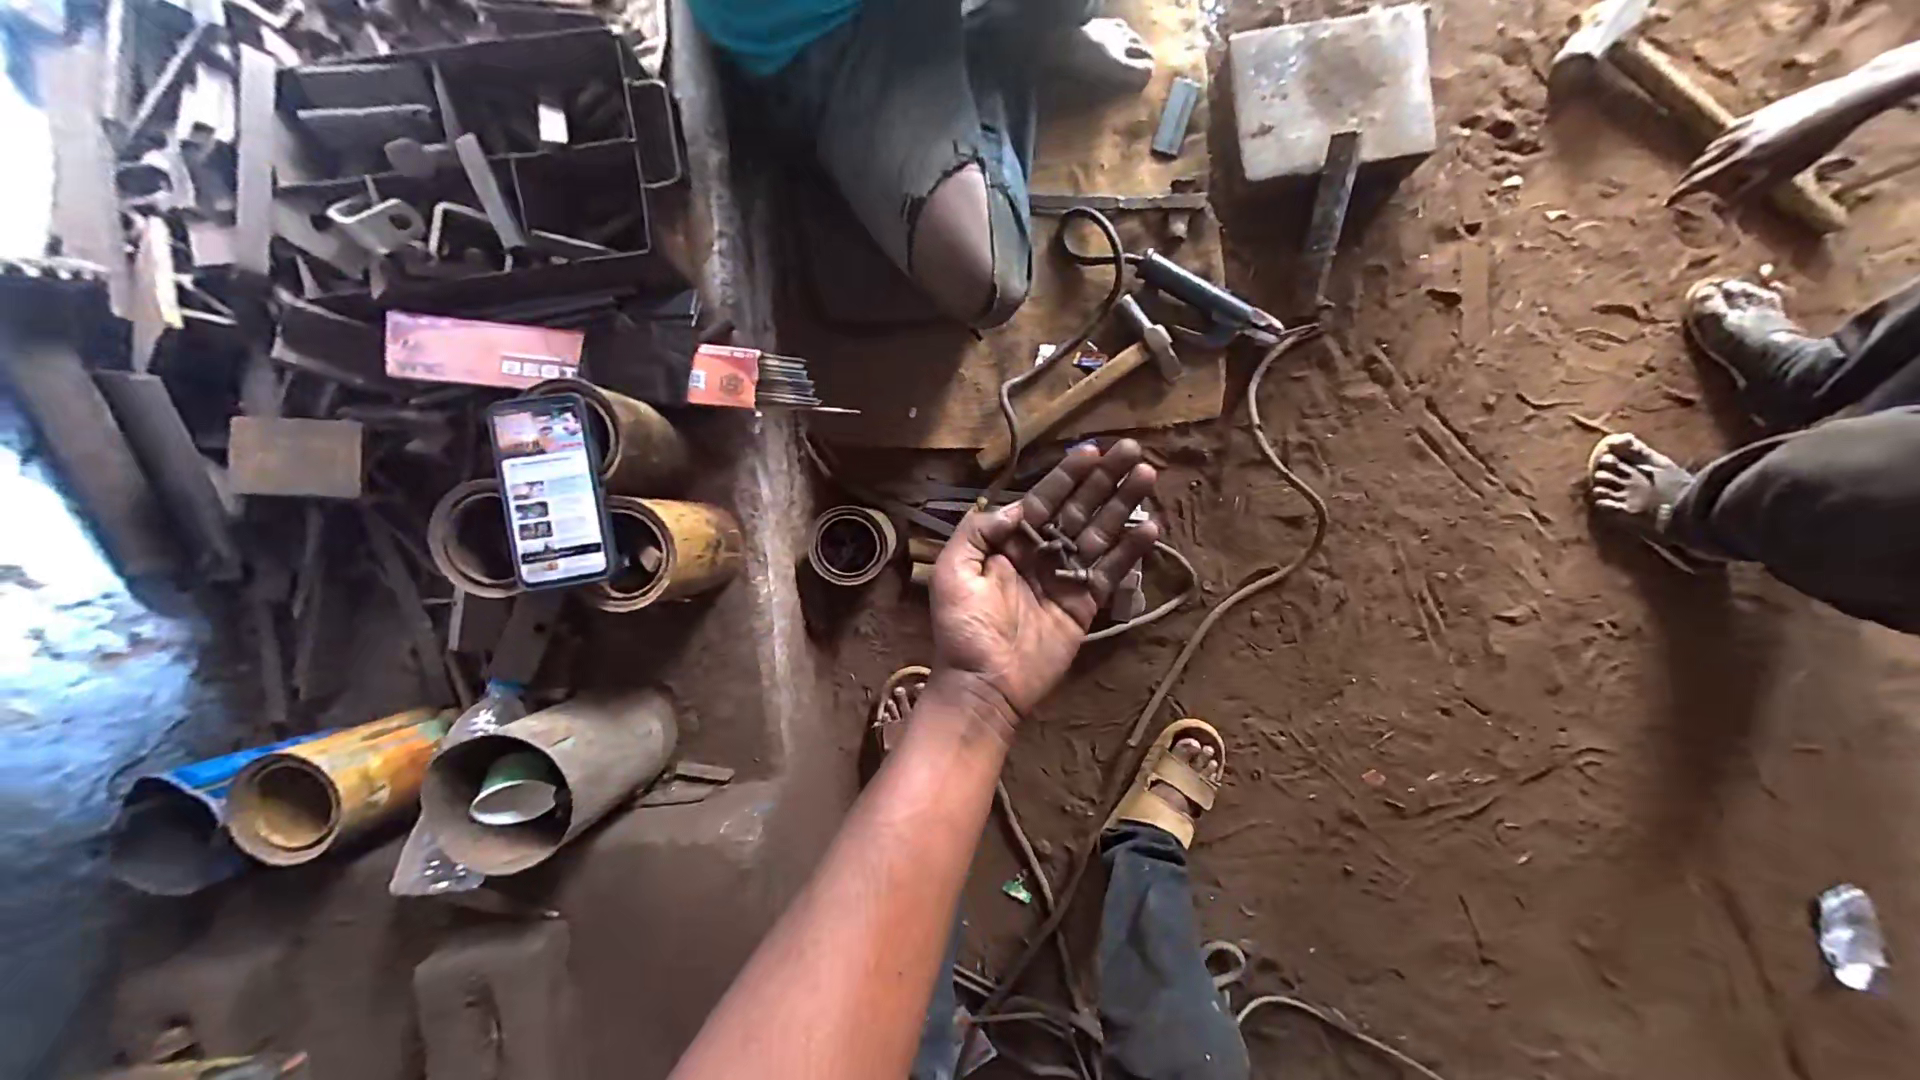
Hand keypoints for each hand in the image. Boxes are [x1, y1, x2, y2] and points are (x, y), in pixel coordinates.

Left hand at [929, 440, 1158, 730]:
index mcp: (1010, 543)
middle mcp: (1040, 554)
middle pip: (1078, 509)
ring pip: (1098, 533)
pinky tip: (1149, 528)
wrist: (983, 682)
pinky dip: (1129, 552)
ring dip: (1123, 505)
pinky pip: (1109, 572)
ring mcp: (1064, 578)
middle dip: (1104, 480)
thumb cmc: (963, 626)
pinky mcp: (1084, 604)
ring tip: (1148, 476)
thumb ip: (980, 531)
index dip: (1067, 475)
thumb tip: (1019, 507)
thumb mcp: (955, 569)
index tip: (1091, 450)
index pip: (1044, 500)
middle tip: (1132, 451)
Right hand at [1669, 75, 1877, 204]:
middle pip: (1700, 165)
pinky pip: (1726, 133)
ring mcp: (1745, 126)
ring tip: (1699, 170)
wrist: (1847, 99)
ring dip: (1701, 162)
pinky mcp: (1758, 114)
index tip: (1668, 203)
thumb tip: (1721, 211)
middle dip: (1688, 178)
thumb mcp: (1783, 173)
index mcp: (1739, 160)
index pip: (1699, 181)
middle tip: (1681, 189)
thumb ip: (1749, 193)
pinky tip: (1721, 147)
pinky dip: (1717, 144)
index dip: (1681, 193)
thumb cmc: (1817, 142)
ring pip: (1711, 149)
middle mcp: (1735, 144)